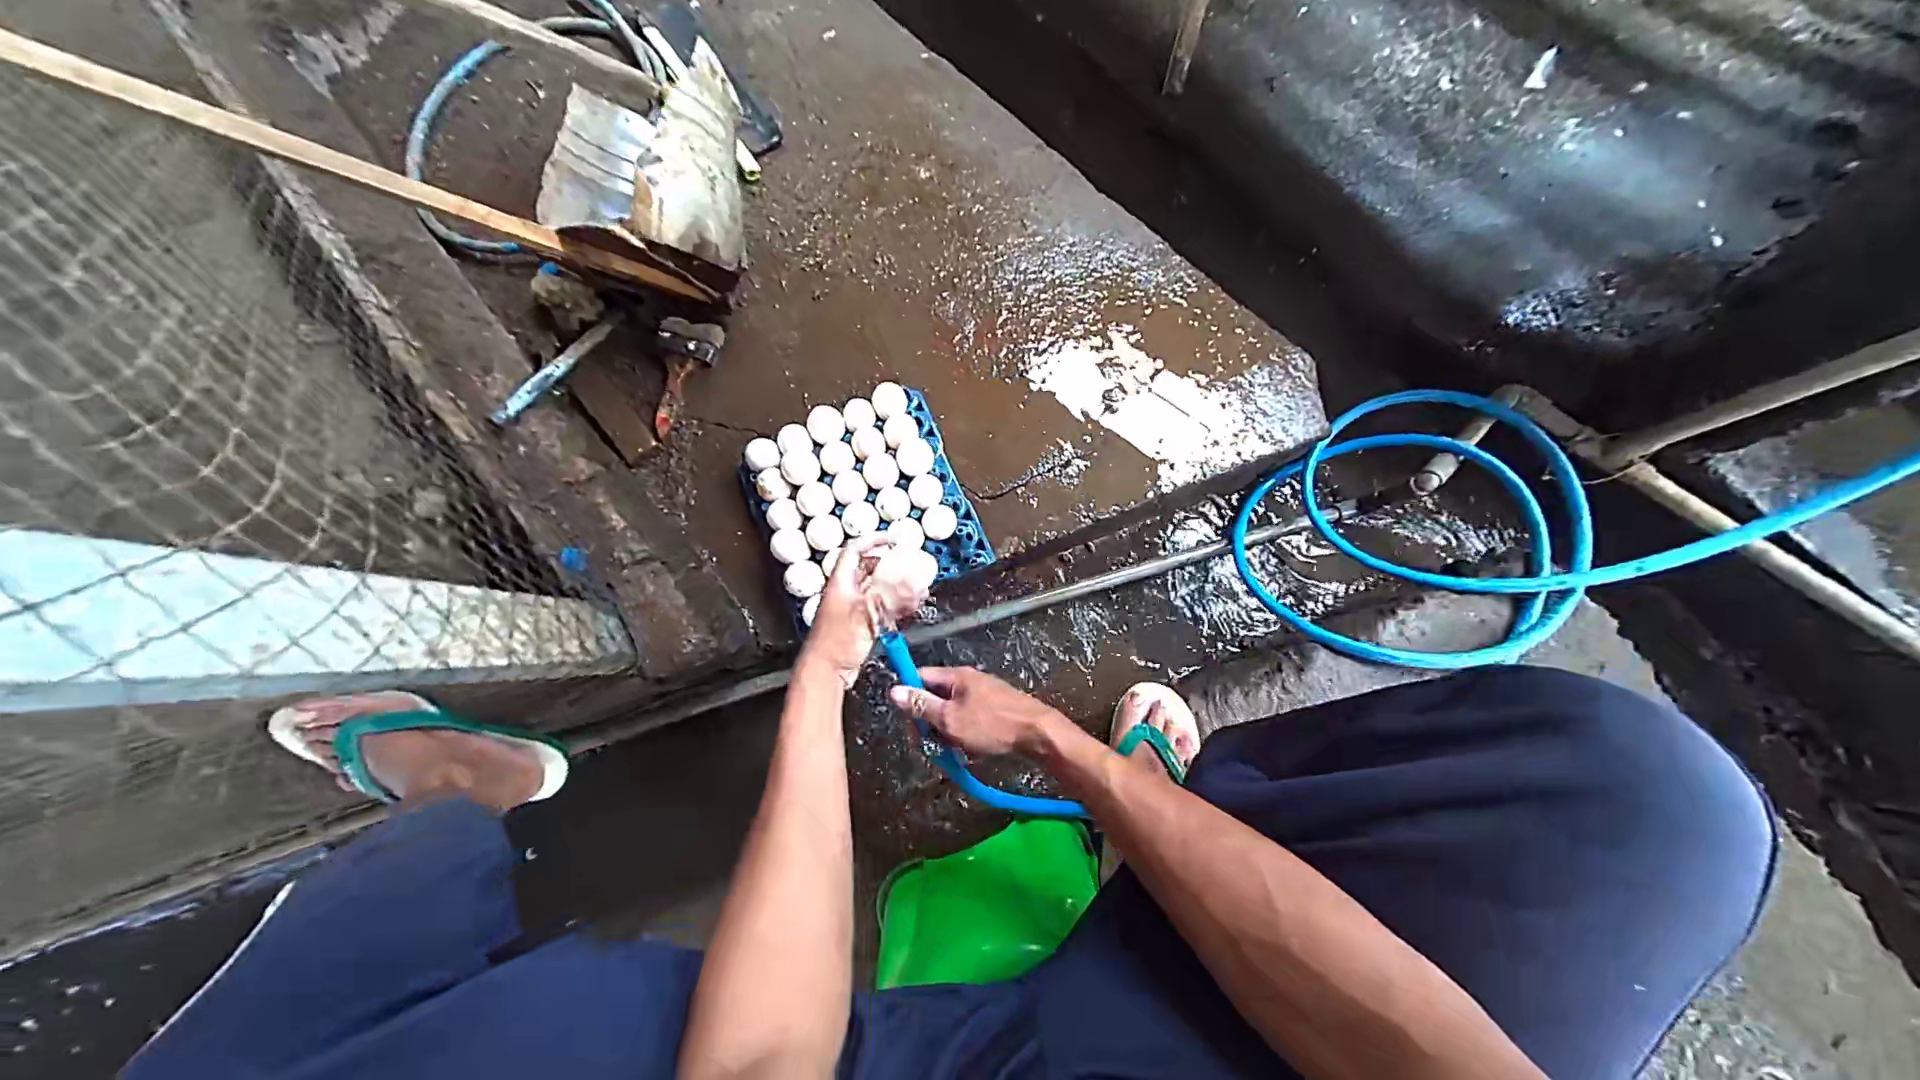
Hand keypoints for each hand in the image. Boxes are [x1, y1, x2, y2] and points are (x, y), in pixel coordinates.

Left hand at [800, 534, 931, 686]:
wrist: (826, 672)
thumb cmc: (834, 644)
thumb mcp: (865, 613)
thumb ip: (891, 595)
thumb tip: (913, 581)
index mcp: (841, 583)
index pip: (855, 550)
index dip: (873, 541)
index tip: (891, 539)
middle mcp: (846, 593)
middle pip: (870, 569)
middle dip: (891, 565)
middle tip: (909, 564)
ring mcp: (853, 609)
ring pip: (878, 590)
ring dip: (897, 587)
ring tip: (915, 588)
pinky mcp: (861, 625)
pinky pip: (882, 609)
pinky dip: (896, 606)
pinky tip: (909, 608)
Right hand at [887, 667, 1070, 757]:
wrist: (1038, 734)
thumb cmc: (992, 725)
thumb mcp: (950, 719)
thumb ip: (921, 706)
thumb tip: (893, 690)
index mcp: (956, 677)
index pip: (920, 677)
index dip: (909, 696)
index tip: (910, 721)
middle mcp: (968, 681)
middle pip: (935, 697)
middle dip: (930, 722)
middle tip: (934, 742)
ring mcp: (982, 695)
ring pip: (952, 713)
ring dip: (948, 733)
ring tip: (957, 750)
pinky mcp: (994, 710)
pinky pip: (969, 721)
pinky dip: (965, 736)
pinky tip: (972, 751)